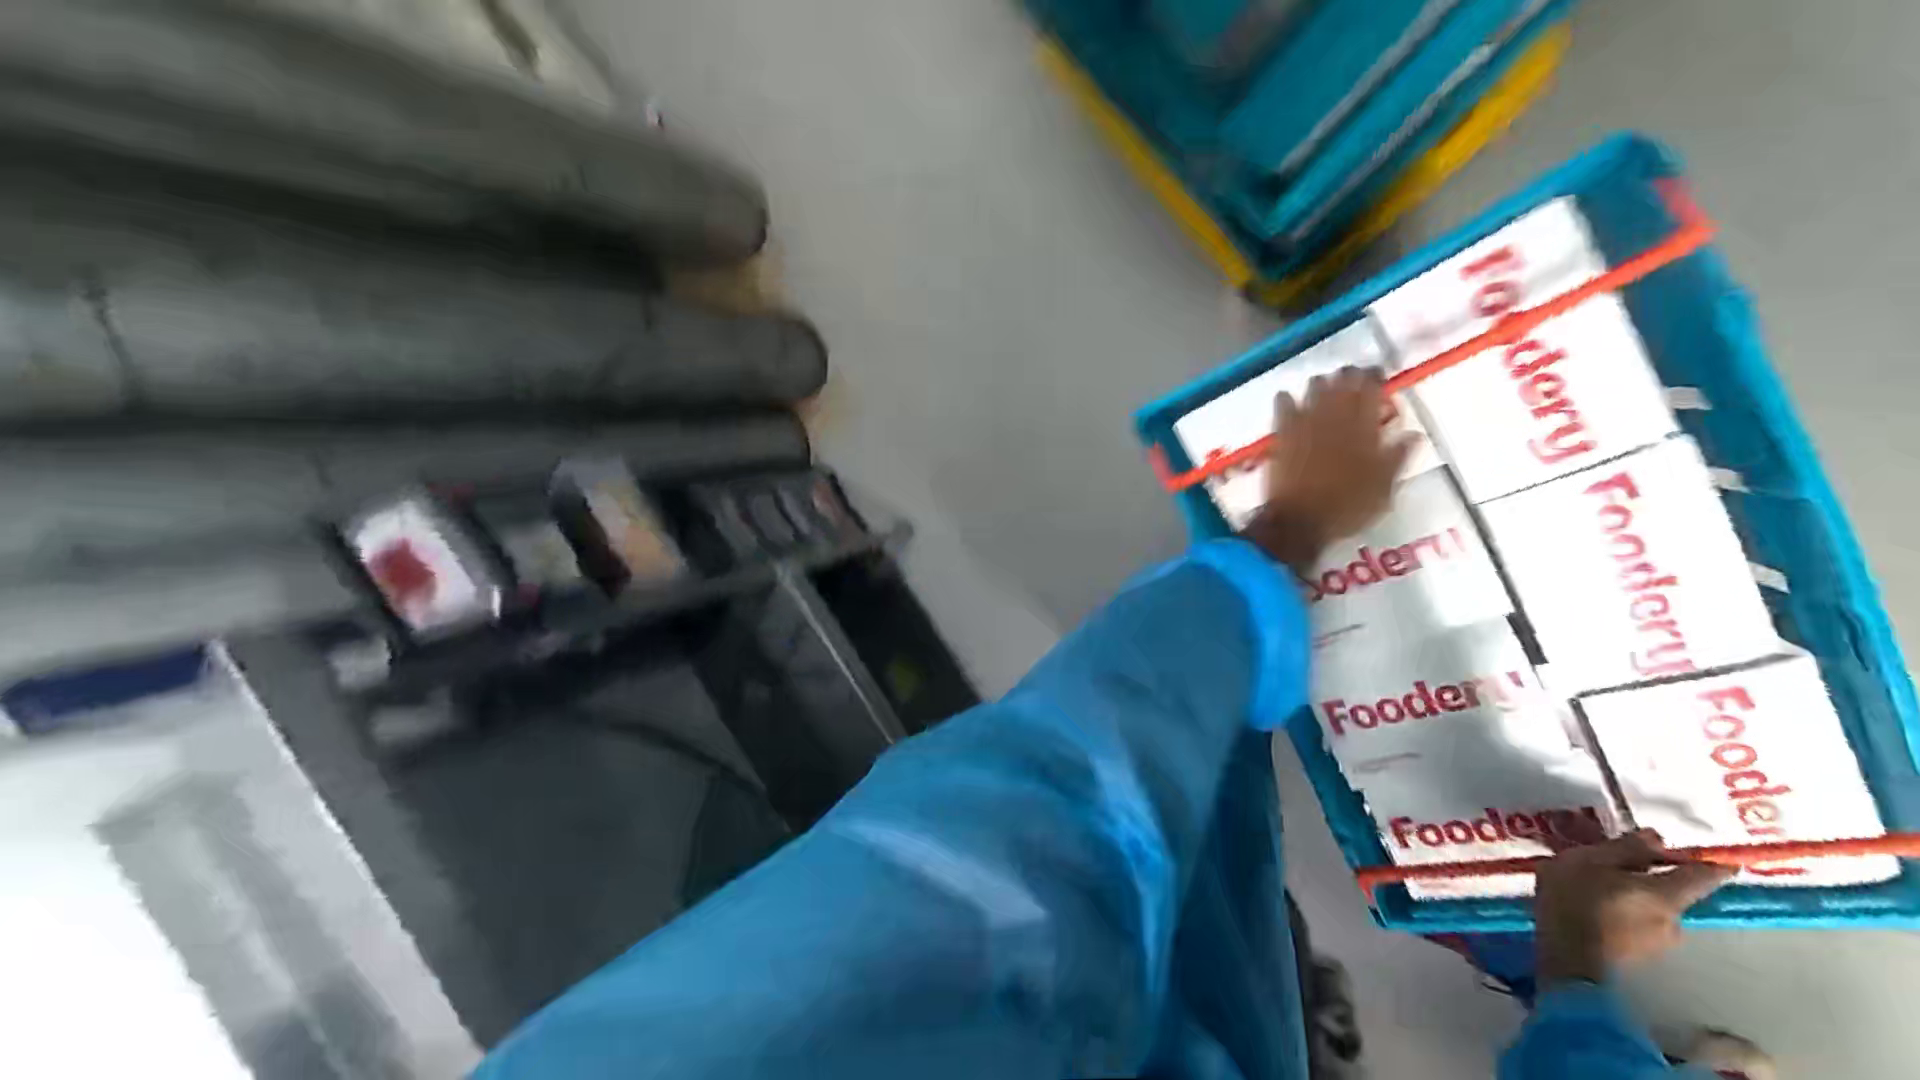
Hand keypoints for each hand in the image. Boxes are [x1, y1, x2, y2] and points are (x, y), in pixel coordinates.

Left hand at [1241, 367, 1413, 574]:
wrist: (1299, 521)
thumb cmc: (1346, 508)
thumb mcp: (1383, 489)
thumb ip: (1397, 458)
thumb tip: (1412, 435)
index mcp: (1364, 429)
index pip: (1371, 390)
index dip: (1374, 377)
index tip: (1377, 373)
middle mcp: (1334, 419)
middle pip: (1342, 383)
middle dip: (1348, 375)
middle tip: (1352, 376)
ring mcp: (1304, 425)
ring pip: (1313, 390)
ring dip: (1320, 384)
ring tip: (1324, 386)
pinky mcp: (1281, 436)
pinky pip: (1282, 407)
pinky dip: (1285, 399)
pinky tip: (1287, 397)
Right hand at [1534, 829, 1736, 985]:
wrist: (1567, 956)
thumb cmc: (1576, 898)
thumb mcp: (1588, 860)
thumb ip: (1624, 849)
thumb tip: (1657, 837)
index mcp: (1668, 894)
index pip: (1705, 875)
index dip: (1711, 863)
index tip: (1716, 857)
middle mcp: (1677, 920)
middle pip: (1672, 892)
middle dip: (1648, 880)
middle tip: (1611, 869)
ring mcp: (1662, 942)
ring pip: (1653, 910)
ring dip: (1632, 898)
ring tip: (1593, 891)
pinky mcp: (1643, 955)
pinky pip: (1639, 925)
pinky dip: (1623, 914)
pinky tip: (1593, 911)